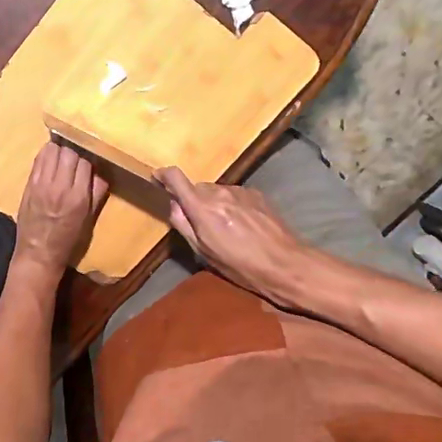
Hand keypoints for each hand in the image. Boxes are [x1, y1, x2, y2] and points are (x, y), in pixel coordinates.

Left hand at [13, 141, 108, 272]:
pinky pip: (38, 158)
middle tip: (76, 155)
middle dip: (75, 150)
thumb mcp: (90, 218)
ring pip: (52, 150)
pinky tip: (51, 158)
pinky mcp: (29, 183)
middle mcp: (60, 187)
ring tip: (63, 154)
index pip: (86, 162)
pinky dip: (47, 154)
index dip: (89, 157)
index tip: (90, 158)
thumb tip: (100, 170)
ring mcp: (42, 184)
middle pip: (69, 151)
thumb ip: (97, 192)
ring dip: (60, 149)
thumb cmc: (68, 239)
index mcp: (79, 197)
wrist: (38, 253)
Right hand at [155, 167, 312, 302]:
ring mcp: (240, 191)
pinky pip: (234, 195)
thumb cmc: (241, 266)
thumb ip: (184, 225)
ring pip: (217, 192)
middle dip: (194, 201)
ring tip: (225, 229)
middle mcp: (220, 192)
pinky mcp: (256, 194)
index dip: (163, 175)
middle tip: (199, 225)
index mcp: (202, 208)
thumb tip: (173, 205)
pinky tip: (242, 226)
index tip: (157, 178)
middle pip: (198, 188)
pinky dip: (231, 205)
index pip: (176, 178)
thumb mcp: (204, 252)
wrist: (284, 263)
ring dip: (214, 204)